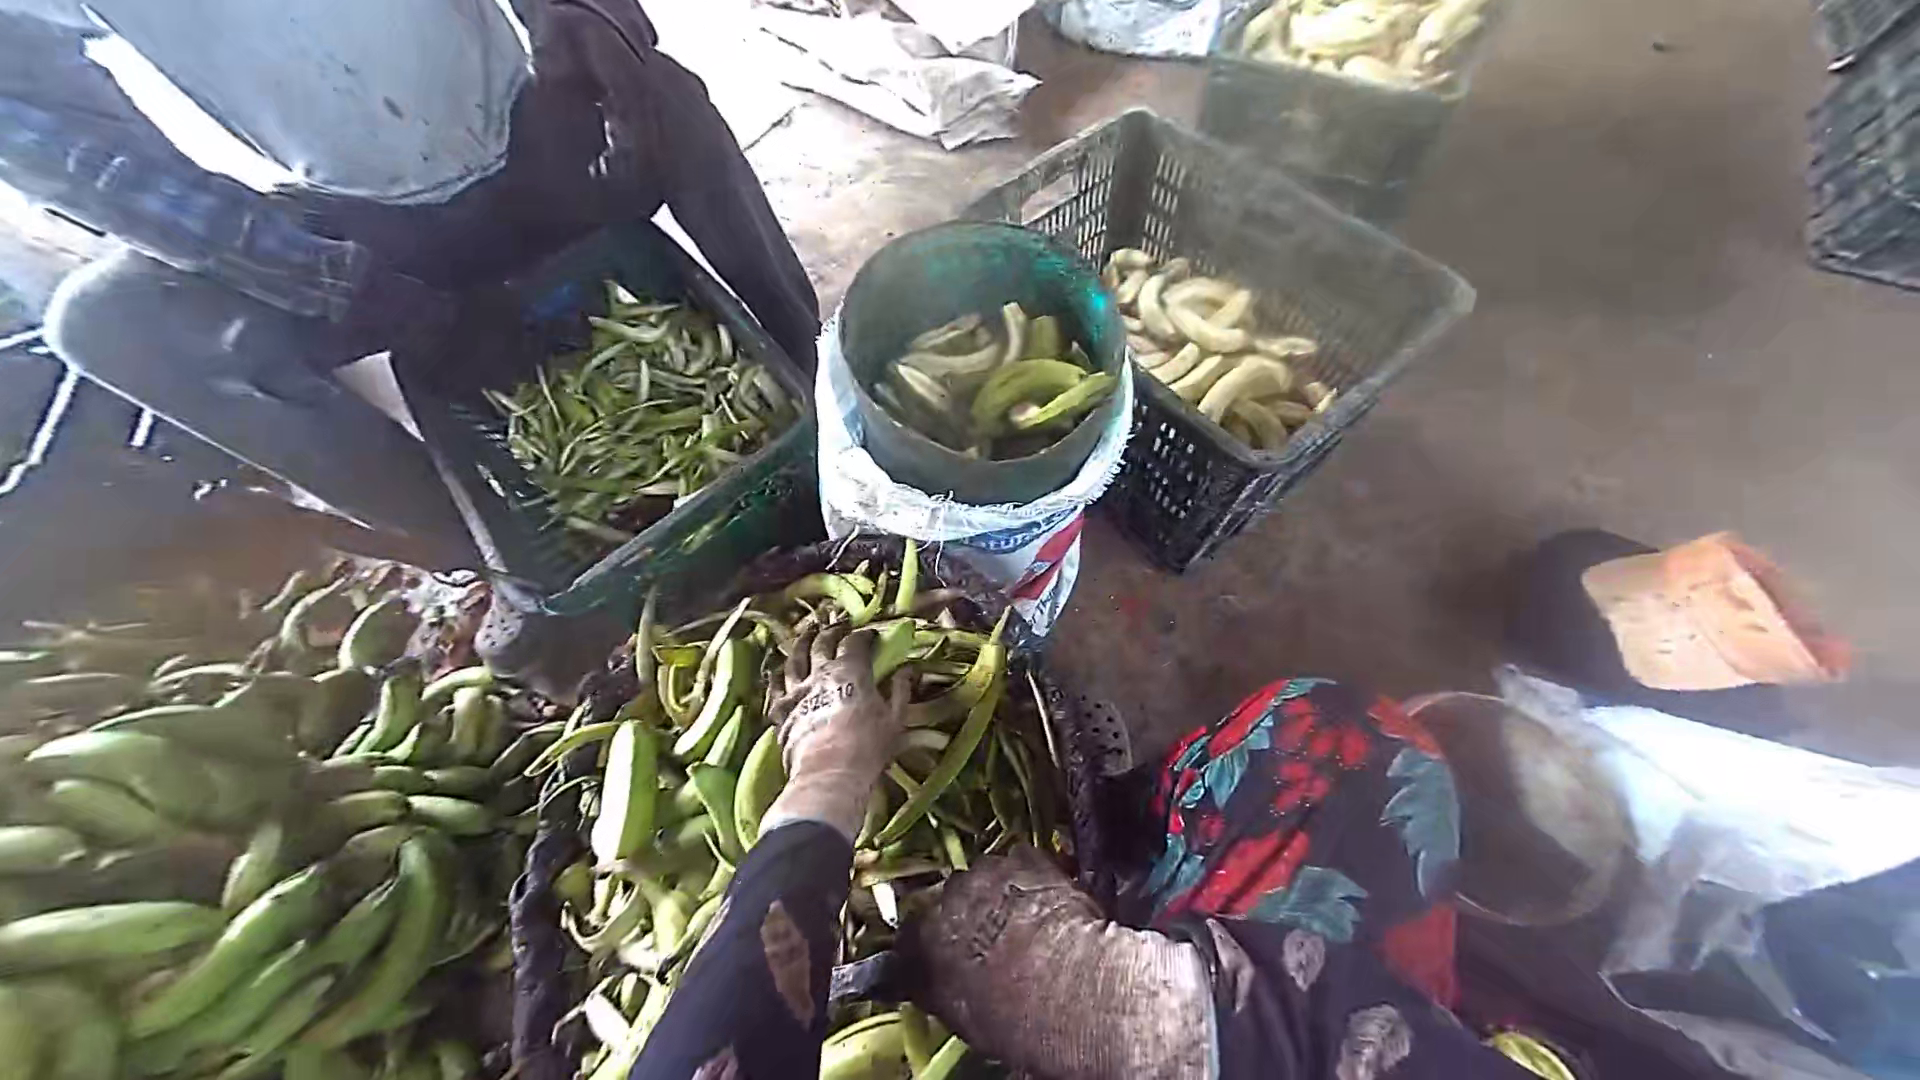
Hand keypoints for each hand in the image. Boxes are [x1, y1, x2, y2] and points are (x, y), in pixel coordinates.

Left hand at [760, 627, 907, 839]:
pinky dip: (777, 675)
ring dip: (802, 643)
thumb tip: (906, 670)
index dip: (863, 635)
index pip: (854, 642)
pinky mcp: (780, 711)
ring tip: (808, 635)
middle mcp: (819, 674)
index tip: (870, 635)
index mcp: (850, 671)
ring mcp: (796, 691)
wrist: (829, 776)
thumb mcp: (895, 719)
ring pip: (795, 658)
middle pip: (822, 643)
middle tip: (839, 628)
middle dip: (832, 632)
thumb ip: (900, 690)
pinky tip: (778, 670)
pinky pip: (774, 686)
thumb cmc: (867, 749)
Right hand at [905, 847, 1213, 1079]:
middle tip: (989, 936)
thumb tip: (924, 981)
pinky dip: (1030, 875)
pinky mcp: (1026, 857)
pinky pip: (1021, 861)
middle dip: (967, 909)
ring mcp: (990, 870)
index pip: (913, 931)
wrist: (1069, 986)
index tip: (944, 951)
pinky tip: (1046, 900)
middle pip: (951, 894)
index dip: (931, 940)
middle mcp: (951, 893)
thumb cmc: (1015, 1015)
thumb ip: (935, 986)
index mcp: (927, 936)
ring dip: (998, 889)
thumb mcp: (961, 1015)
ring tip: (1022, 918)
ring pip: (986, 873)